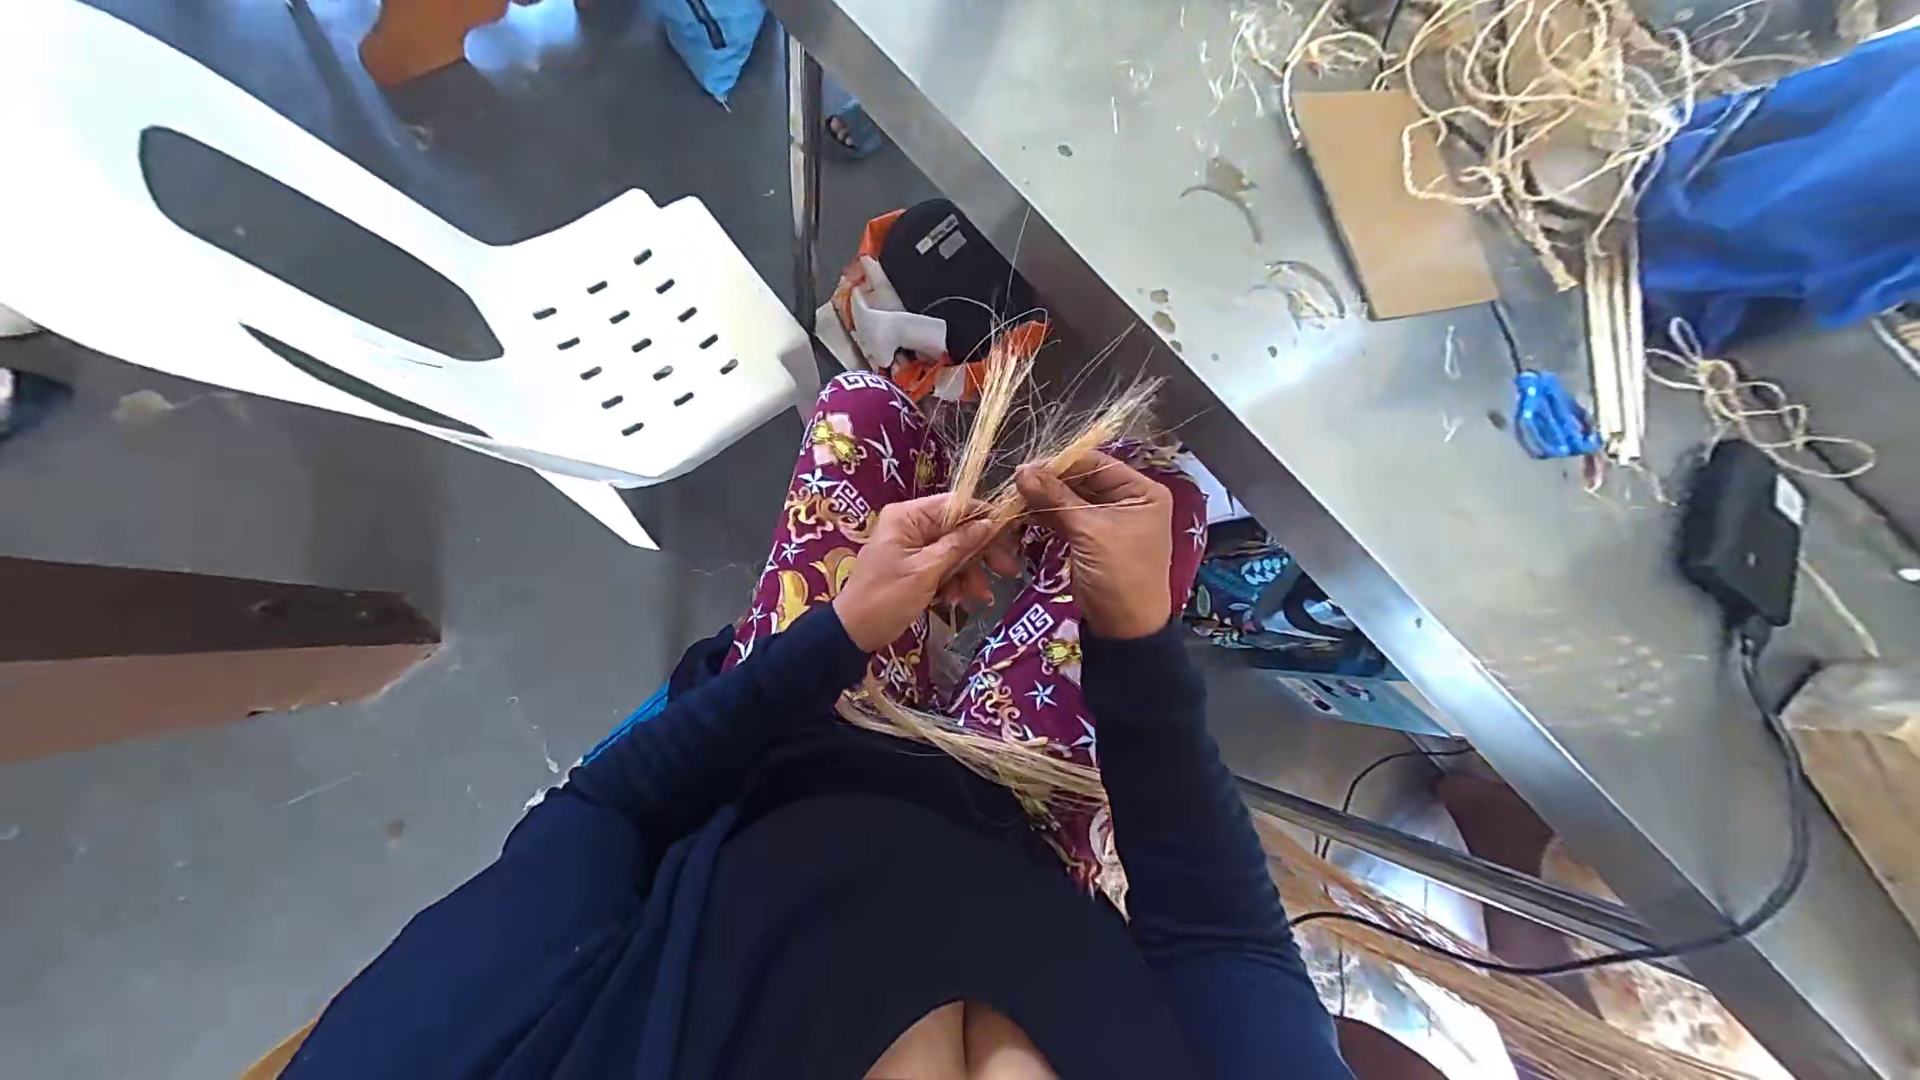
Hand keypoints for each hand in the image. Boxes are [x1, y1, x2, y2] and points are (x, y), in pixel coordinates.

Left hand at [832, 494, 1011, 652]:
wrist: (854, 634)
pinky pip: (945, 568)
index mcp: (908, 516)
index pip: (955, 505)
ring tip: (980, 596)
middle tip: (1009, 569)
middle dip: (982, 551)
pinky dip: (955, 583)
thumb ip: (958, 545)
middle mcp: (912, 525)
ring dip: (970, 574)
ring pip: (956, 551)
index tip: (1011, 533)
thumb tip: (990, 524)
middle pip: (959, 529)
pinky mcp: (917, 568)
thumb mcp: (925, 571)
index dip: (984, 517)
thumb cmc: (885, 597)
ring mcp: (914, 547)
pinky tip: (956, 601)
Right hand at [1014, 451, 1173, 639]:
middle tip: (1015, 482)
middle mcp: (1127, 500)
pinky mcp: (1089, 538)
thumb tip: (1021, 471)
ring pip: (1069, 498)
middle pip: (1082, 480)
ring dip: (1043, 498)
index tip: (1027, 464)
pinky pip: (1064, 517)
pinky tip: (1023, 512)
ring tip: (1014, 497)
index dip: (1063, 462)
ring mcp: (1106, 520)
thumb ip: (1056, 498)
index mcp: (1141, 491)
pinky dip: (1045, 515)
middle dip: (1049, 481)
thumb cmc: (1120, 574)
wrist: (1124, 628)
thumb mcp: (1090, 531)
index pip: (1098, 464)